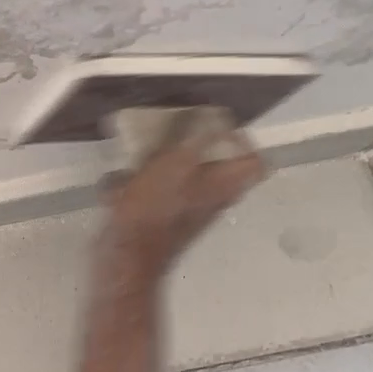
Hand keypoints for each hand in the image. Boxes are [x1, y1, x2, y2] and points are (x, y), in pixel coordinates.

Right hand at [101, 128, 267, 279]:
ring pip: (183, 177)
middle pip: (217, 167)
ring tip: (142, 152)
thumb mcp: (176, 163)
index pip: (254, 163)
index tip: (215, 127)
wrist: (126, 255)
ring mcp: (186, 211)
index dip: (241, 141)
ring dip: (161, 162)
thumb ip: (197, 138)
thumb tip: (212, 117)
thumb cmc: (154, 208)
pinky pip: (155, 193)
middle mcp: (211, 200)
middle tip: (175, 134)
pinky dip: (138, 184)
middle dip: (194, 147)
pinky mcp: (161, 219)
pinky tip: (118, 181)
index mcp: (223, 186)